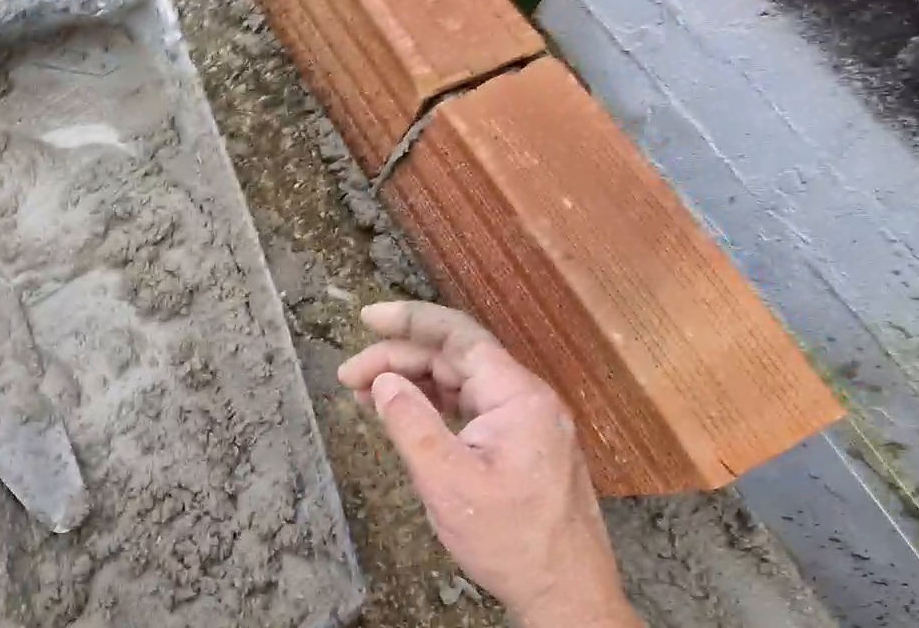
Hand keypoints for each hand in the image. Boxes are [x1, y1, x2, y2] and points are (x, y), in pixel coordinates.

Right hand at [337, 302, 640, 627]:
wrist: (569, 601)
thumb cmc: (510, 541)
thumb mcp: (447, 482)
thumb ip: (411, 423)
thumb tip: (383, 382)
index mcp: (516, 395)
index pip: (456, 334)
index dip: (408, 319)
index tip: (367, 319)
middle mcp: (525, 398)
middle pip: (452, 358)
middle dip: (398, 360)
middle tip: (349, 378)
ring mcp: (525, 421)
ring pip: (457, 381)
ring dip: (411, 382)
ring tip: (365, 394)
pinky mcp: (520, 444)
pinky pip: (468, 406)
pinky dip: (431, 404)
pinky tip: (403, 414)